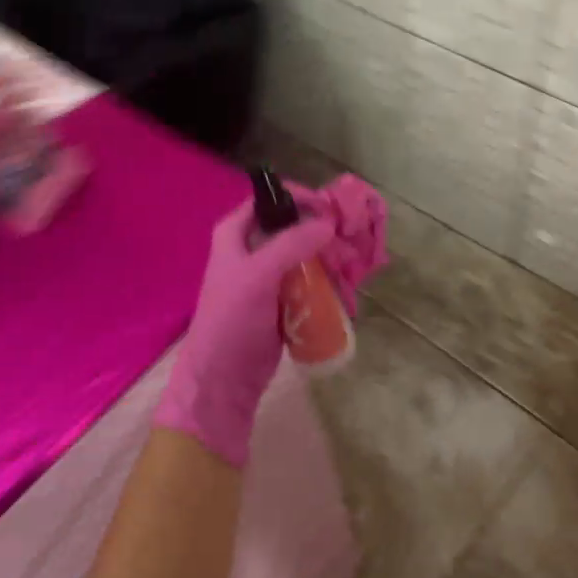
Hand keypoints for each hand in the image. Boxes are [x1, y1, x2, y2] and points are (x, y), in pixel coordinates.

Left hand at [154, 197, 336, 466]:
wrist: (224, 380)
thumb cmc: (232, 321)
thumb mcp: (258, 276)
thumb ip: (292, 244)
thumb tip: (329, 223)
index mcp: (235, 234)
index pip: (271, 199)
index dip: (300, 198)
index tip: (331, 210)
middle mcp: (252, 249)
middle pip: (294, 226)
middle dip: (323, 232)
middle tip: (349, 242)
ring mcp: (269, 276)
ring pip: (306, 255)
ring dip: (330, 259)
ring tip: (352, 269)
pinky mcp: (283, 301)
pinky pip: (310, 282)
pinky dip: (328, 283)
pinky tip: (346, 290)